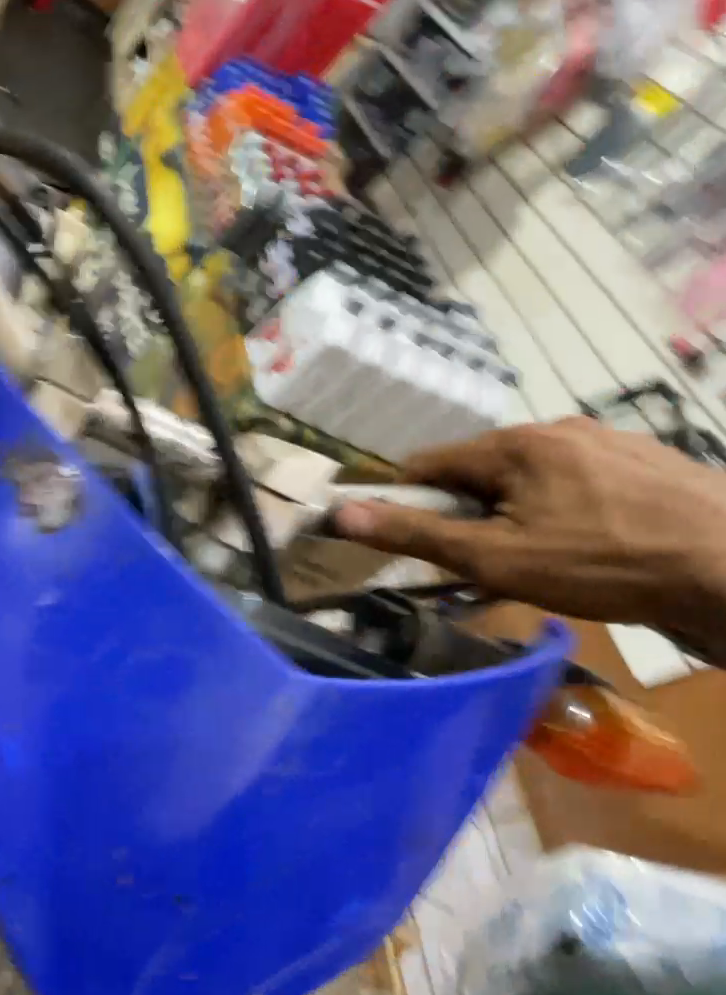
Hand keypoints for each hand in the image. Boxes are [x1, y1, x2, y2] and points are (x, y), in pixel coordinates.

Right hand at [333, 417, 725, 637]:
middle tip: (486, 561)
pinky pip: (581, 482)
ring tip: (541, 559)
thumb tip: (339, 513)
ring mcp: (614, 443)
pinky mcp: (655, 464)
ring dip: (517, 511)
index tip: (421, 542)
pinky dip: (567, 509)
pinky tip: (592, 546)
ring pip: (531, 477)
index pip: (426, 464)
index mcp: (515, 444)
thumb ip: (414, 532)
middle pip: (479, 470)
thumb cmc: (607, 565)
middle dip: (468, 511)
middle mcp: (560, 429)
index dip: (409, 503)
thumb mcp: (494, 557)